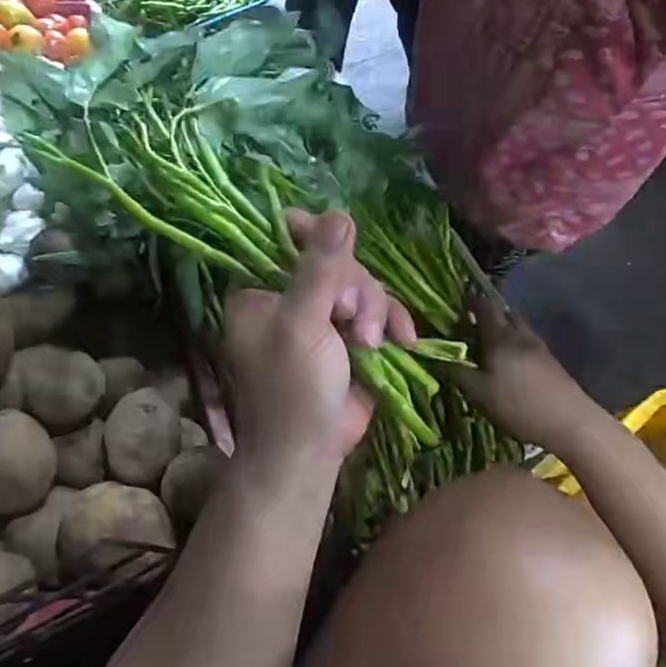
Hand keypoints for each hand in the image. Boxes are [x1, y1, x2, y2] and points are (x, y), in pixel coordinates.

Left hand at [223, 210, 414, 470]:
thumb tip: (339, 213)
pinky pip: (379, 308)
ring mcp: (323, 313)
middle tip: (352, 321)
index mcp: (261, 287)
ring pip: (362, 282)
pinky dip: (393, 321)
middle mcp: (290, 293)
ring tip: (371, 343)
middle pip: (335, 259)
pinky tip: (404, 340)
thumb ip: (319, 269)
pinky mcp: (350, 333)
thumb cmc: (292, 389)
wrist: (310, 453)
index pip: (287, 238)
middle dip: (355, 289)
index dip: (317, 238)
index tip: (340, 249)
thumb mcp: (301, 324)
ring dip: (375, 309)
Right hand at [451, 297, 599, 452]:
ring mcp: (539, 347)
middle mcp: (521, 334)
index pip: (484, 305)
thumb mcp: (479, 392)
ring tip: (489, 345)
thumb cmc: (519, 405)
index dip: (470, 302)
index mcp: (500, 336)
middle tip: (472, 327)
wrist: (572, 422)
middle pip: (504, 312)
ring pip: (518, 326)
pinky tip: (510, 362)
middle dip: (488, 314)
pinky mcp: (551, 361)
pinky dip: (515, 343)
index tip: (458, 308)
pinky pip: (528, 341)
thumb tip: (433, 356)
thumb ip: (456, 372)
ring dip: (503, 328)